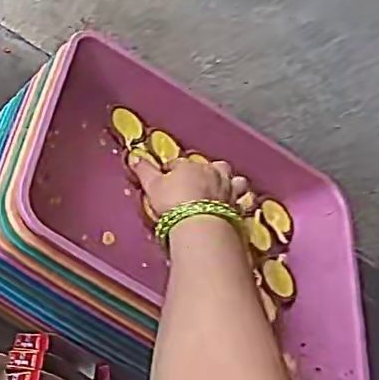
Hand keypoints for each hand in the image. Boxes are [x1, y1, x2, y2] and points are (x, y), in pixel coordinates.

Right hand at [130, 155, 245, 216]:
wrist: (199, 223)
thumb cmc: (172, 201)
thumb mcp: (151, 185)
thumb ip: (143, 170)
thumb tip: (134, 156)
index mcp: (189, 165)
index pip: (179, 163)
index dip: (171, 171)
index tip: (165, 179)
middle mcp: (212, 173)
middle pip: (213, 166)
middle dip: (208, 171)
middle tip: (198, 181)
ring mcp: (228, 189)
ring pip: (235, 180)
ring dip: (230, 182)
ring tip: (223, 189)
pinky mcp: (239, 207)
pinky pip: (244, 201)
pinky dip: (241, 202)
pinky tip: (237, 205)